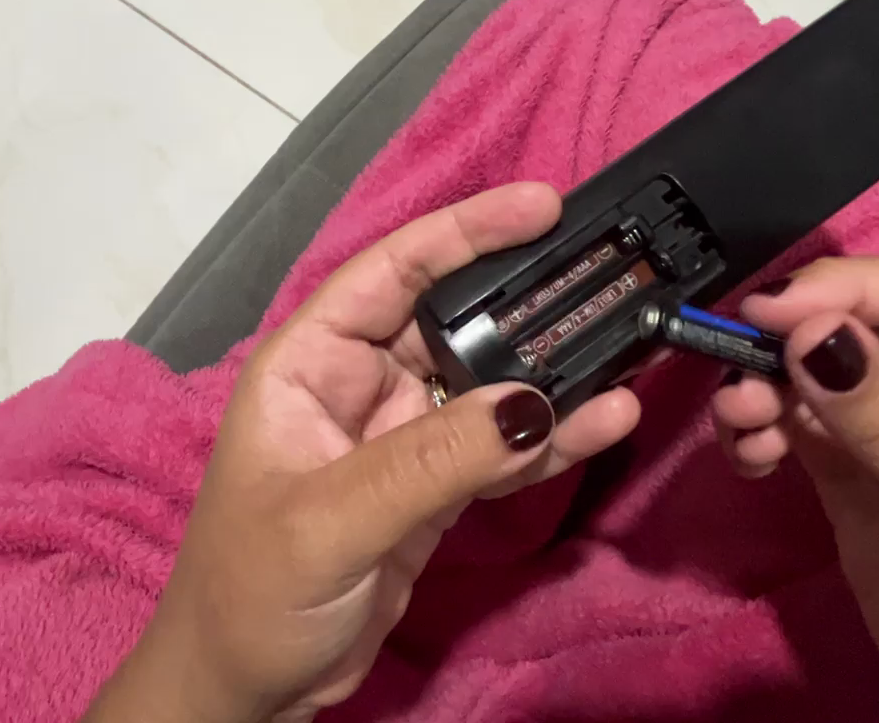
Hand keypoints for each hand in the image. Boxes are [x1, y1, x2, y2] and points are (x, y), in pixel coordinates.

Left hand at [90, 183, 640, 722]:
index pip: (392, 270)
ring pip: (488, 379)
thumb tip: (532, 404)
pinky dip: (551, 435)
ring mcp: (406, 430)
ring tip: (627, 343)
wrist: (250, 689)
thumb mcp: (333, 518)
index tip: (540, 205)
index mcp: (314, 360)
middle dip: (525, 294)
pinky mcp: (438, 479)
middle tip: (604, 270)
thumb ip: (431, 459)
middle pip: (454, 316)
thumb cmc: (254, 590)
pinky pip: (501, 444)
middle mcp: (363, 379)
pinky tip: (605, 419)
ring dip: (553, 368)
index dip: (464, 231)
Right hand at [712, 258, 878, 722]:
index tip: (766, 310)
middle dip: (791, 337)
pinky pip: (791, 408)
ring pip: (813, 359)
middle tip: (734, 364)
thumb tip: (807, 330)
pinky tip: (750, 456)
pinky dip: (758, 422)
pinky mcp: (850, 446)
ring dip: (763, 381)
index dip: (847, 288)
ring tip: (740, 423)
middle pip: (860, 318)